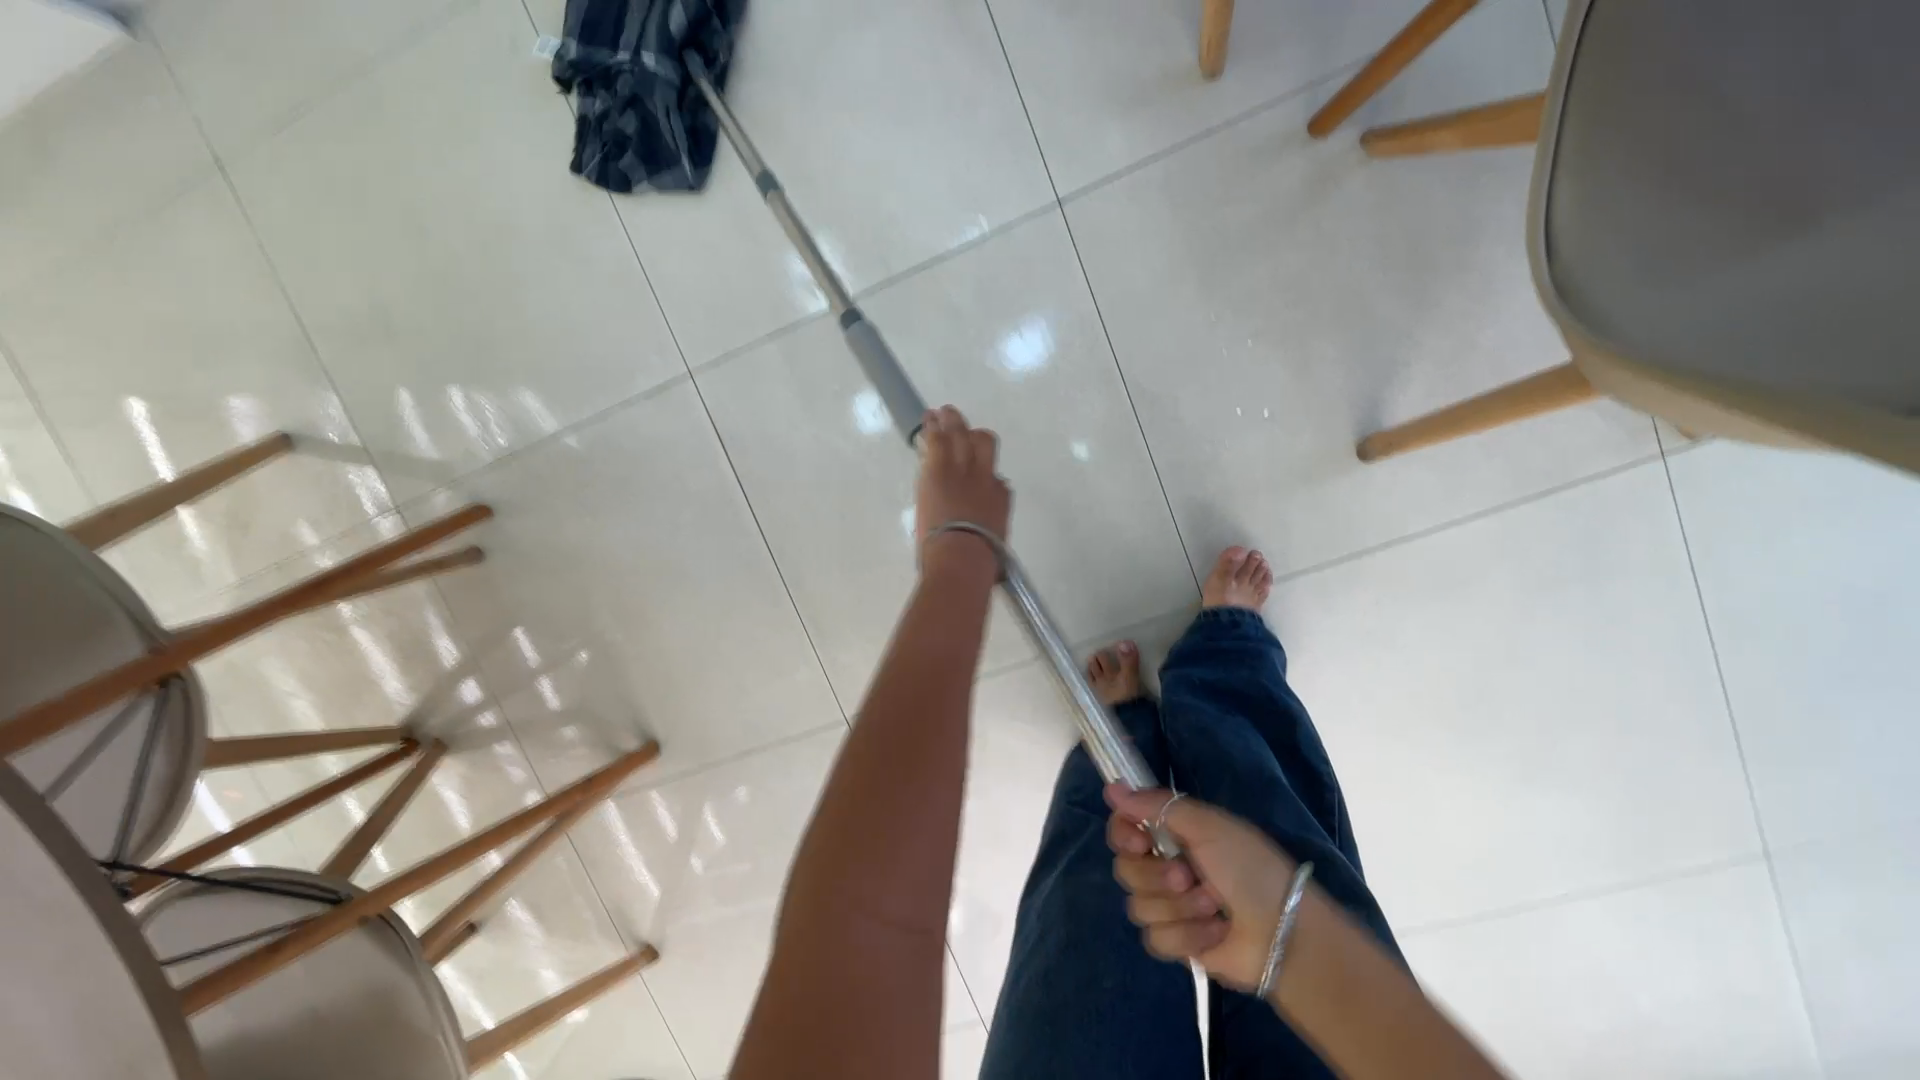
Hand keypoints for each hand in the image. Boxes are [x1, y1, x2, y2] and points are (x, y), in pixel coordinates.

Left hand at [915, 406, 1011, 571]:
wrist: (961, 556)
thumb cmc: (978, 559)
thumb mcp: (996, 537)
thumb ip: (994, 516)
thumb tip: (997, 497)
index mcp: (1000, 498)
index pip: (995, 476)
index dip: (984, 468)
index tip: (974, 468)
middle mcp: (985, 476)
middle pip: (984, 444)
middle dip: (971, 433)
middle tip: (958, 424)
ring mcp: (962, 469)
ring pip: (960, 435)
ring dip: (951, 421)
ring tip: (941, 412)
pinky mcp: (938, 469)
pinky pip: (937, 440)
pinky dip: (932, 428)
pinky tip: (927, 419)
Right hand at [1105, 785, 1298, 992]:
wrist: (1282, 931)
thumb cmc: (1249, 868)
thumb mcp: (1208, 826)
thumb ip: (1157, 805)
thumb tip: (1111, 787)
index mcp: (1173, 835)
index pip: (1123, 828)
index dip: (1123, 835)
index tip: (1139, 843)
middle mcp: (1165, 867)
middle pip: (1125, 869)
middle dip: (1157, 876)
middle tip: (1189, 877)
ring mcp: (1169, 906)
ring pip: (1138, 906)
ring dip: (1179, 907)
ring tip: (1214, 906)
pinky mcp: (1176, 942)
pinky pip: (1155, 938)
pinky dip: (1188, 935)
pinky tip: (1215, 932)